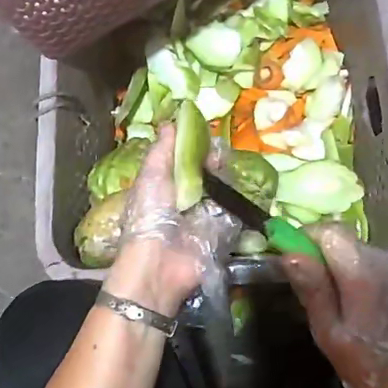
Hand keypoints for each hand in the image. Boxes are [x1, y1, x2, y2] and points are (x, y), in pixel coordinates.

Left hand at [107, 125, 236, 314]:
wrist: (159, 265)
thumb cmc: (149, 216)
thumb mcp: (151, 177)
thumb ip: (163, 151)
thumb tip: (172, 122)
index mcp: (163, 186)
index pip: (181, 160)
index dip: (192, 145)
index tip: (202, 130)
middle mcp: (185, 199)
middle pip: (205, 171)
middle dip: (212, 158)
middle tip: (218, 147)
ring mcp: (205, 215)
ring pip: (221, 187)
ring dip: (224, 174)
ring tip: (226, 161)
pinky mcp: (223, 230)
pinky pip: (234, 208)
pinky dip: (237, 195)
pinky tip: (238, 182)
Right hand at [283, 225, 387, 387]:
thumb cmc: (370, 370)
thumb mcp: (330, 335)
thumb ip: (312, 289)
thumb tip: (289, 254)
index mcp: (363, 273)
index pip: (329, 231)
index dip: (308, 239)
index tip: (295, 259)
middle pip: (349, 241)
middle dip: (328, 256)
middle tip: (317, 287)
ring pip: (368, 253)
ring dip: (351, 267)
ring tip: (346, 301)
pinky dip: (373, 277)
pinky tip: (373, 307)